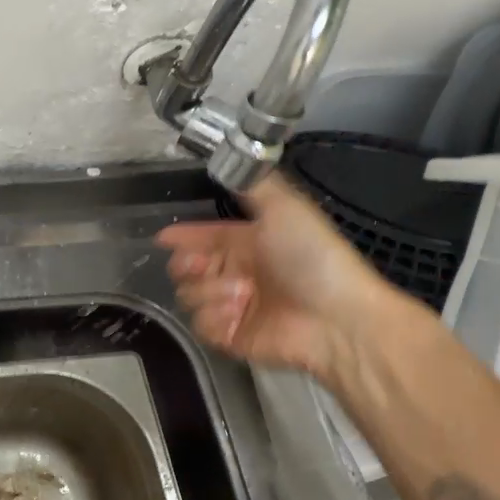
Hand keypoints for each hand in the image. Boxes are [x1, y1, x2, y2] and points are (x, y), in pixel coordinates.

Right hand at [156, 174, 396, 381]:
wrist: (334, 317)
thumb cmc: (313, 260)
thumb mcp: (287, 209)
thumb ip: (255, 186)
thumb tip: (232, 164)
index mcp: (249, 243)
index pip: (205, 237)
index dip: (184, 236)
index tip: (164, 238)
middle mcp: (238, 273)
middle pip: (187, 267)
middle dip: (188, 264)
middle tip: (200, 266)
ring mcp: (232, 305)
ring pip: (189, 295)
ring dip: (210, 292)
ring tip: (241, 295)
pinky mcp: (229, 335)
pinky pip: (200, 323)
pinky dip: (216, 317)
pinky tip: (237, 313)